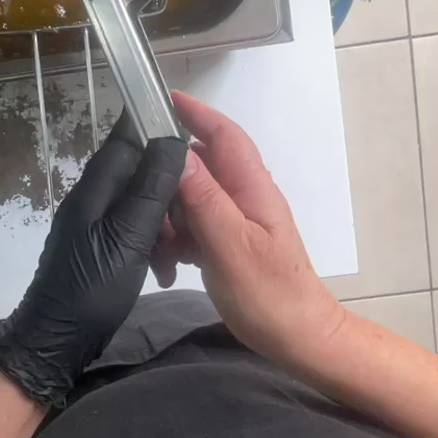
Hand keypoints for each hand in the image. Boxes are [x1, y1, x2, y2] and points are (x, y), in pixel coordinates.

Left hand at [0, 116, 186, 406]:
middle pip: (137, 170)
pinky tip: (164, 267)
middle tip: (197, 211)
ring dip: (164, 220)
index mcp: (95, 187)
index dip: (154, 126)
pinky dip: (152, 242)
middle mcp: (92, 197)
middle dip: (169, 186)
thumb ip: (151, 188)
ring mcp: (93, 221)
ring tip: (180, 250)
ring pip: (139, 202)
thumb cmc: (92, 286)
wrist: (57, 338)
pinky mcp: (99, 245)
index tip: (191, 127)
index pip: (125, 137)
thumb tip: (171, 139)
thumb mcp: (129, 237)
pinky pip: (132, 228)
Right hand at [149, 92, 344, 360]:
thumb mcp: (230, 244)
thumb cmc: (269, 293)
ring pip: (190, 197)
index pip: (223, 134)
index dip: (195, 112)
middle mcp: (244, 195)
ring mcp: (236, 219)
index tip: (161, 98)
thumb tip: (175, 152)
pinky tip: (166, 262)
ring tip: (155, 245)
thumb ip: (204, 197)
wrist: (298, 338)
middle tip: (138, 196)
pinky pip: (193, 224)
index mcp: (251, 187)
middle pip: (198, 164)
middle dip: (165, 177)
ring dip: (168, 216)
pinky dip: (175, 238)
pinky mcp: (227, 240)